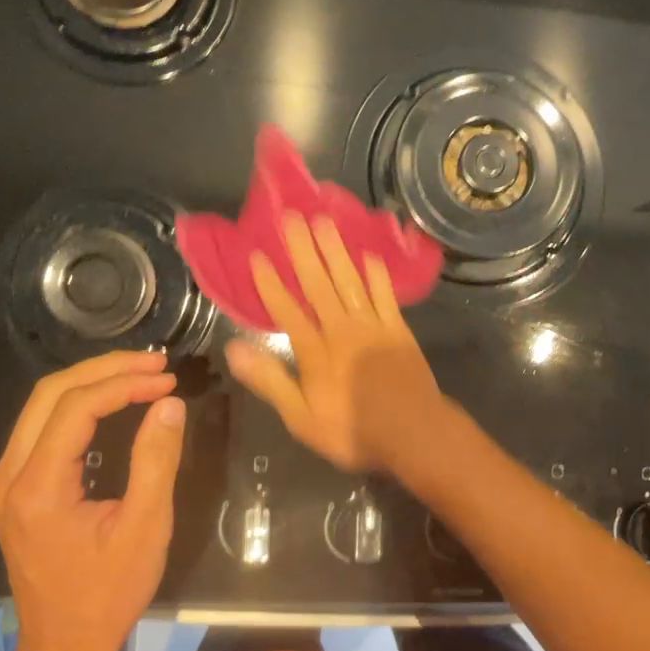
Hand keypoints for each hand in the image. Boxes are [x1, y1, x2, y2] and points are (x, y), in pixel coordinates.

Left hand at [0, 351, 185, 650]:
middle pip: (48, 395)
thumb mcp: (144, 528)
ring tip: (141, 375)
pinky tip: (113, 403)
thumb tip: (169, 404)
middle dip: (105, 370)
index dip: (124, 383)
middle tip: (157, 365)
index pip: (75, 407)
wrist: (66, 644)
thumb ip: (155, 461)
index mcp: (36, 486)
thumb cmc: (108, 592)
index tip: (169, 380)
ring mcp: (6, 483)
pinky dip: (79, 406)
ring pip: (41, 407)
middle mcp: (9, 476)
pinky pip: (42, 429)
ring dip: (91, 383)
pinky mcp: (15, 491)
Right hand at [225, 212, 447, 472]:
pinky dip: (376, 274)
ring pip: (350, 280)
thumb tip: (234, 350)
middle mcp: (342, 330)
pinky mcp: (399, 330)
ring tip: (324, 220)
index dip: (271, 284)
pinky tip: (368, 254)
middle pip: (319, 283)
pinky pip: (385, 295)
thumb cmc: (354, 431)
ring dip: (336, 250)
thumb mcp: (302, 418)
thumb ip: (271, 381)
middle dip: (303, 250)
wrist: (415, 433)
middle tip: (291, 217)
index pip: (287, 310)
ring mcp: (373, 327)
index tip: (258, 255)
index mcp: (316, 352)